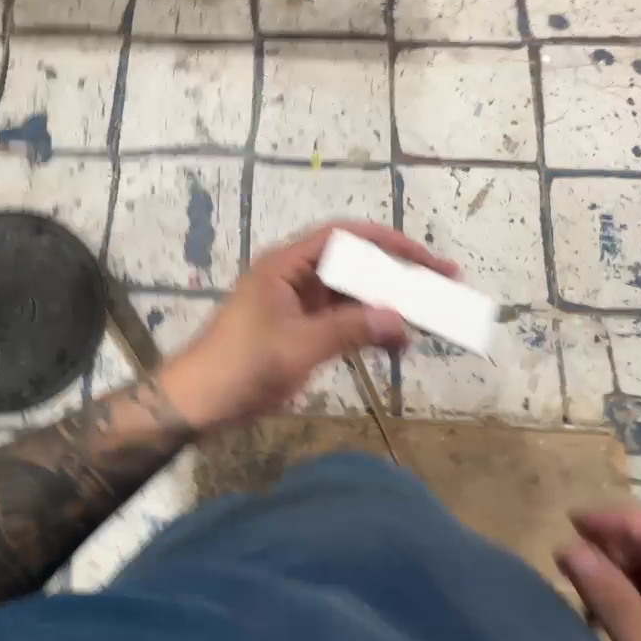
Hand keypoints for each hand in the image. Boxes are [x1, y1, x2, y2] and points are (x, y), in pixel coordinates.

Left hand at [154, 221, 456, 429]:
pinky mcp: (297, 332)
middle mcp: (293, 278)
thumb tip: (400, 318)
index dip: (389, 242)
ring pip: (351, 296)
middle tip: (442, 289)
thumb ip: (349, 330)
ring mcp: (295, 306)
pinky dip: (367, 329)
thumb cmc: (240, 366)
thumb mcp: (297, 347)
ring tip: (427, 321)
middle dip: (396, 276)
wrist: (198, 403)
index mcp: (285, 266)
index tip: (427, 259)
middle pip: (354, 265)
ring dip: (385, 305)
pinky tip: (396, 342)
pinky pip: (341, 322)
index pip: (345, 238)